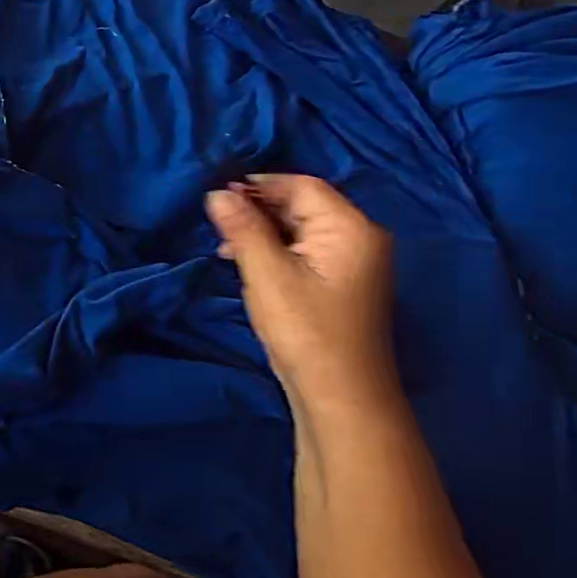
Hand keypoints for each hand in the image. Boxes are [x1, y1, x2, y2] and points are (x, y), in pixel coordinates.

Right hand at [206, 175, 399, 410]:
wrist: (339, 392)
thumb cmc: (304, 328)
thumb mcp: (266, 273)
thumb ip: (242, 228)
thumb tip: (217, 193)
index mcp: (350, 229)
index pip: (303, 186)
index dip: (259, 185)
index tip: (218, 195)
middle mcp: (359, 238)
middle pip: (303, 205)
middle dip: (258, 208)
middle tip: (218, 221)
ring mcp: (352, 261)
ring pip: (300, 228)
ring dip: (261, 230)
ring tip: (226, 246)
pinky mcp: (340, 282)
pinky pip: (303, 249)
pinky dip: (274, 248)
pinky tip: (247, 262)